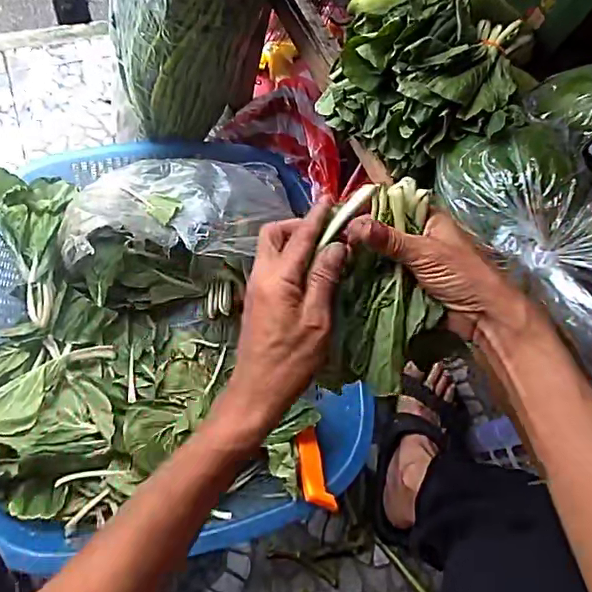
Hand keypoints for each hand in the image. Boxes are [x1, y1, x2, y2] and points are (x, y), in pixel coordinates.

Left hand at [208, 203, 347, 448]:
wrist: (256, 390)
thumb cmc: (291, 360)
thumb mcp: (317, 320)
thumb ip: (325, 278)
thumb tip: (336, 245)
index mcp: (277, 277)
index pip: (300, 236)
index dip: (317, 216)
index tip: (331, 201)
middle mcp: (261, 275)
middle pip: (274, 233)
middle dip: (298, 225)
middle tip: (326, 232)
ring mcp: (255, 286)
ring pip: (270, 247)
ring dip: (293, 241)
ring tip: (322, 250)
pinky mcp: (257, 297)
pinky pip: (271, 263)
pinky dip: (289, 257)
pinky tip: (310, 270)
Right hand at [346, 211, 547, 348]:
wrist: (484, 316)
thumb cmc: (463, 275)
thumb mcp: (424, 252)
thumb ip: (389, 239)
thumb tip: (355, 224)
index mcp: (428, 217)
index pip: (394, 200)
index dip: (370, 201)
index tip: (342, 206)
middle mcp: (419, 233)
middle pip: (384, 226)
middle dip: (361, 229)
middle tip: (332, 232)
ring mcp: (413, 257)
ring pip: (382, 249)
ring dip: (363, 252)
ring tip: (333, 250)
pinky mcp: (409, 279)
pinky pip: (384, 270)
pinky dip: (369, 271)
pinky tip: (347, 269)